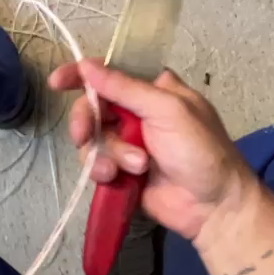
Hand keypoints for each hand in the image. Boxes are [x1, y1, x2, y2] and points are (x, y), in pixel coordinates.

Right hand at [49, 58, 256, 240]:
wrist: (216, 209)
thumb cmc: (201, 151)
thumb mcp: (168, 111)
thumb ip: (125, 88)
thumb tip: (87, 65)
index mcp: (152, 88)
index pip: (110, 71)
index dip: (81, 73)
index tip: (57, 81)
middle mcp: (136, 111)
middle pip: (93, 104)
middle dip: (87, 119)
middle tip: (83, 134)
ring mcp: (127, 141)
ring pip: (93, 136)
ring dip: (107, 151)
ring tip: (133, 166)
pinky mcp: (121, 169)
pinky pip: (96, 161)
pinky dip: (101, 168)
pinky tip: (115, 177)